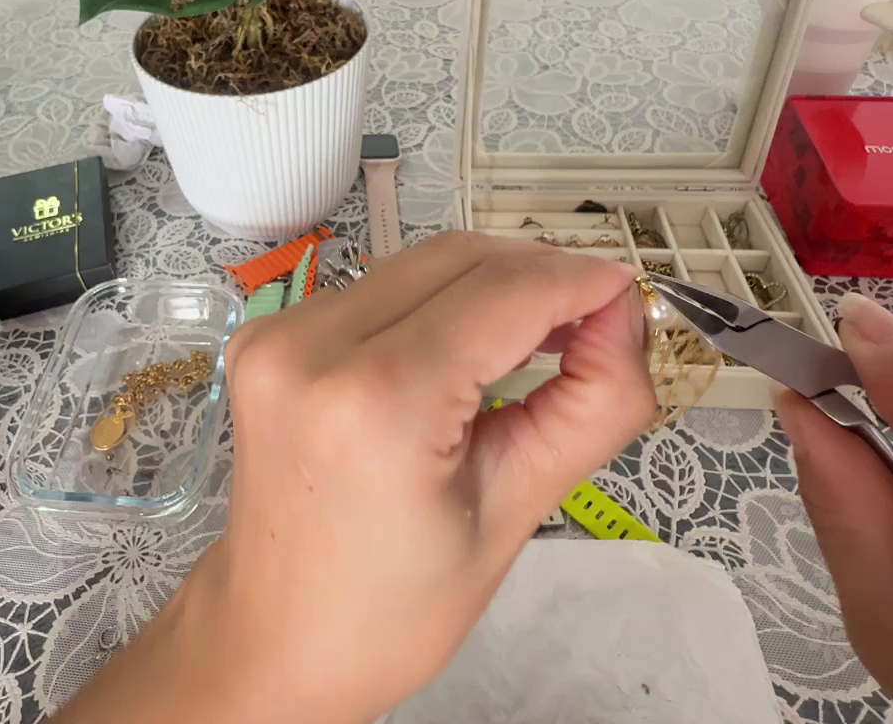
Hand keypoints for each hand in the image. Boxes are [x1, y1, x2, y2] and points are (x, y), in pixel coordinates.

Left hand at [55, 232, 654, 723]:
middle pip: (454, 259)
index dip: (575, 281)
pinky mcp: (267, 332)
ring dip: (486, 283)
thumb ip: (590, 405)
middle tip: (589, 315)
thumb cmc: (394, 604)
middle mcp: (309, 344)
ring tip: (535, 332)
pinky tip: (463, 342)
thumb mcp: (514, 513)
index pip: (500, 295)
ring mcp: (277, 331)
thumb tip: (620, 316)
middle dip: (535, 273)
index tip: (626, 291)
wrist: (276, 633)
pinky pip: (375, 287)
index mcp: (377, 400)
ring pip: (415, 264)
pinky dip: (434, 299)